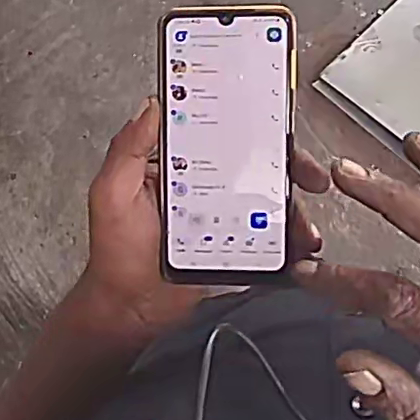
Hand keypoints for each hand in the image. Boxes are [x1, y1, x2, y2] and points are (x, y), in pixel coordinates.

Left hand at [73, 98, 331, 342]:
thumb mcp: (111, 193)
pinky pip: (267, 233)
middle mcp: (203, 184)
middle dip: (289, 163)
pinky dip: (289, 236)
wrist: (130, 311)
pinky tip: (298, 243)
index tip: (273, 122)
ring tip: (303, 221)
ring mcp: (221, 214)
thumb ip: (127, 150)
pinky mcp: (234, 243)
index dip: (248, 124)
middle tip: (307, 173)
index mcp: (176, 164)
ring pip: (267, 198)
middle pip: (254, 163)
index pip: (217, 132)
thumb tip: (150, 108)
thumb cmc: (115, 253)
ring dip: (293, 203)